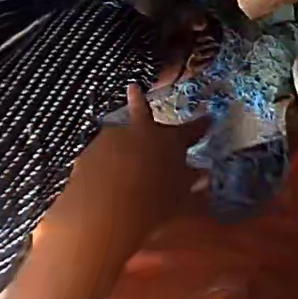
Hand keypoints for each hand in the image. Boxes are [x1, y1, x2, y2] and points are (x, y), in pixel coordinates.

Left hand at [34, 85, 202, 282]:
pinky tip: (102, 181)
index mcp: (170, 142)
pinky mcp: (89, 155)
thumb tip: (203, 180)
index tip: (208, 118)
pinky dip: (103, 165)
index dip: (200, 126)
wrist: (107, 210)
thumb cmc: (156, 204)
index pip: (191, 131)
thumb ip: (193, 189)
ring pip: (118, 137)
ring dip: (120, 144)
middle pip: (141, 112)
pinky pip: (100, 157)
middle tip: (133, 88)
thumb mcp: (182, 200)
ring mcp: (112, 140)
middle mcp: (141, 133)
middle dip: (139, 101)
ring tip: (120, 162)